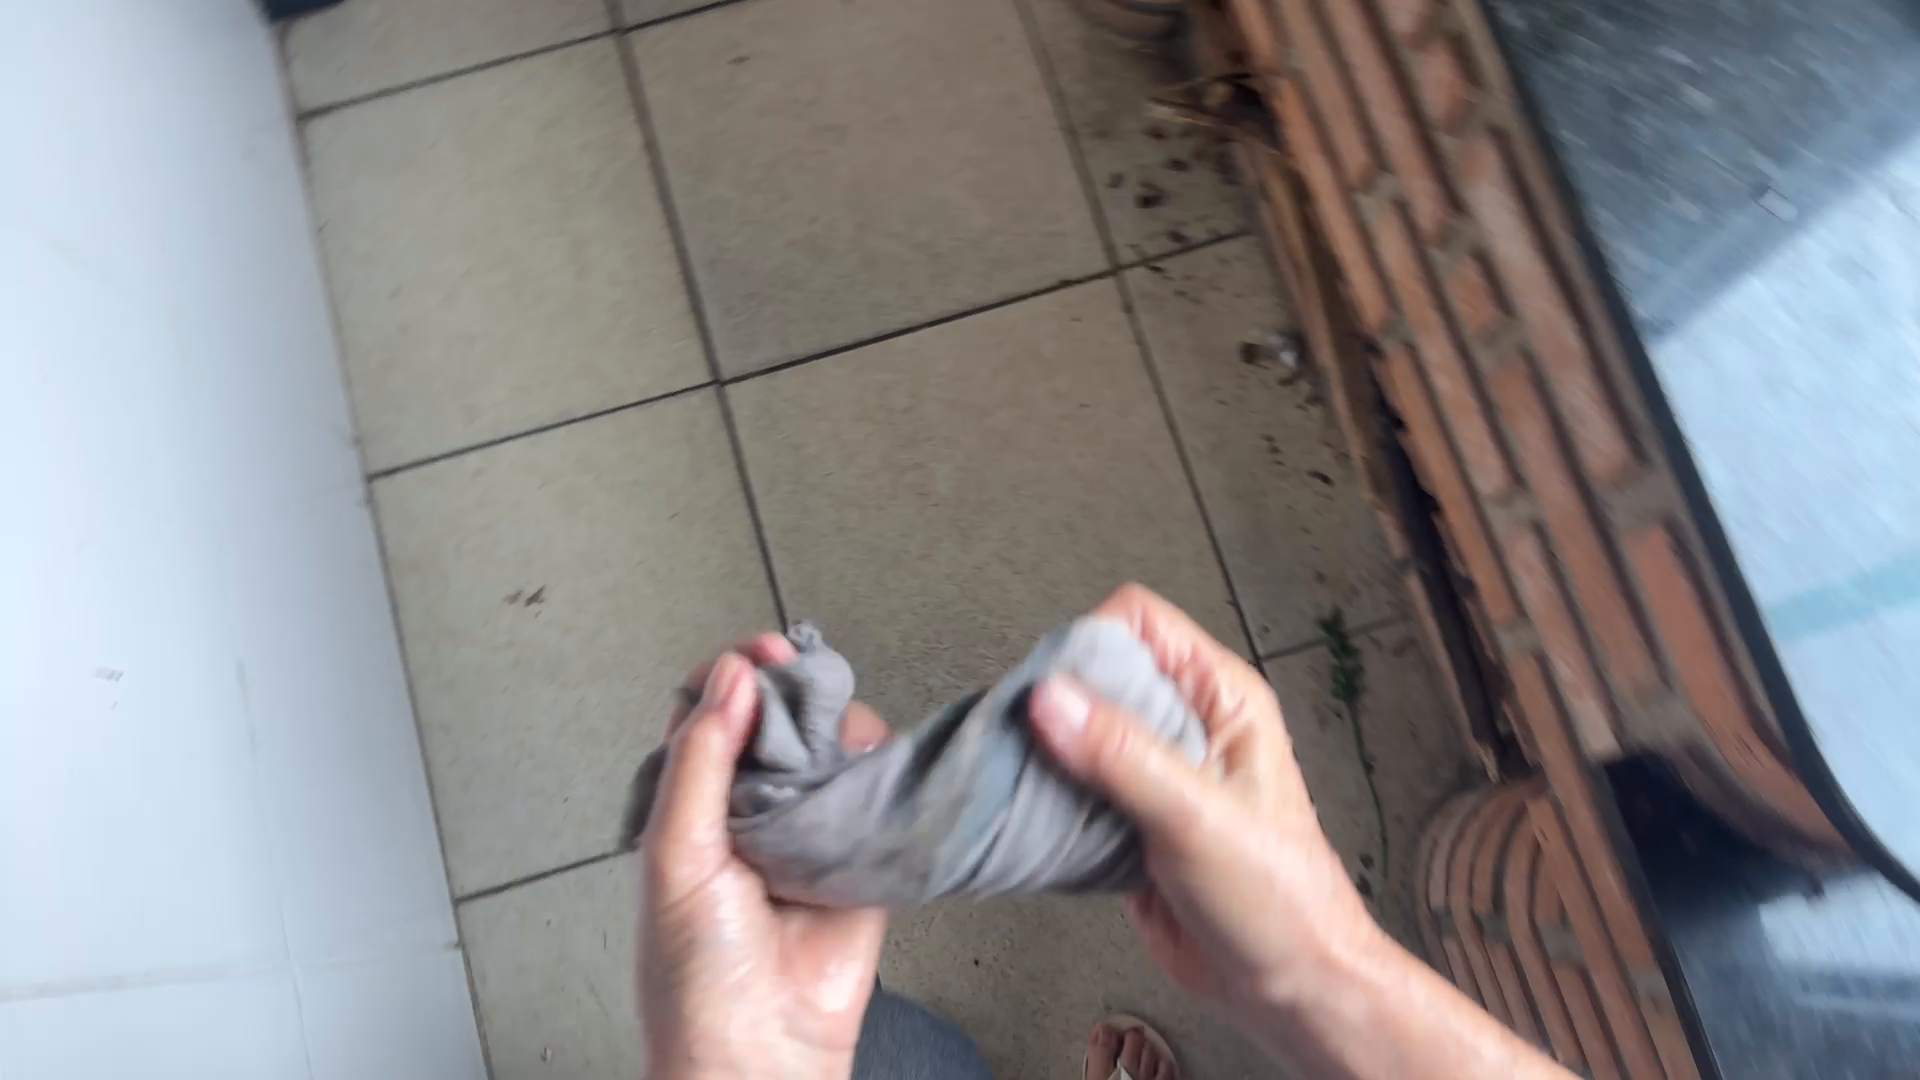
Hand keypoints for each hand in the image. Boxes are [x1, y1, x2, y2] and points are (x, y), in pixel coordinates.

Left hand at [637, 635, 890, 1079]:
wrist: (767, 1056)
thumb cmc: (698, 980)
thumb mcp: (677, 860)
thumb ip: (698, 764)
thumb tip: (730, 678)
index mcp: (695, 800)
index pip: (710, 710)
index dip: (734, 671)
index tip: (761, 653)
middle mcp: (754, 800)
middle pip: (776, 712)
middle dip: (792, 682)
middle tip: (804, 671)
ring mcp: (808, 817)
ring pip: (829, 738)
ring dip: (835, 722)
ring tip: (830, 742)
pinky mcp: (858, 838)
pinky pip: (874, 780)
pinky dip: (877, 760)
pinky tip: (867, 766)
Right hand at [1026, 585, 1384, 1019]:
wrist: (1285, 987)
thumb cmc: (1280, 901)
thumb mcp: (1198, 816)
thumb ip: (1124, 754)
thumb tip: (1055, 699)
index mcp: (1217, 696)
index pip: (1138, 622)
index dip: (1091, 639)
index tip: (1054, 684)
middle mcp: (1181, 720)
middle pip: (1097, 669)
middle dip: (1057, 697)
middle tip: (1034, 735)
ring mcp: (1151, 764)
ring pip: (1077, 723)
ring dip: (1047, 747)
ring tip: (1030, 773)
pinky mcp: (1124, 806)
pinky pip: (1071, 776)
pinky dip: (1048, 788)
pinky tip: (1042, 810)